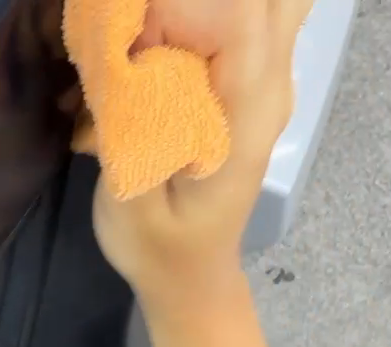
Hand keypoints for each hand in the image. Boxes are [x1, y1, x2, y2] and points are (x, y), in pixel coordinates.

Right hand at [90, 0, 314, 316]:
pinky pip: (250, 14)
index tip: (127, 38)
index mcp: (247, 114)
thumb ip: (131, 124)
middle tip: (140, 37)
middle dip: (185, 5)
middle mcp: (271, 83)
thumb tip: (119, 52)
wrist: (190, 276)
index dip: (175, 8)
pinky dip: (206, 16)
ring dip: (202, 10)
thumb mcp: (131, 200)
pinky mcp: (251, 77)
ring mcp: (269, 76)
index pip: (236, 16)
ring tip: (154, 41)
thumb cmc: (158, 248)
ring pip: (263, 2)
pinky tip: (168, 42)